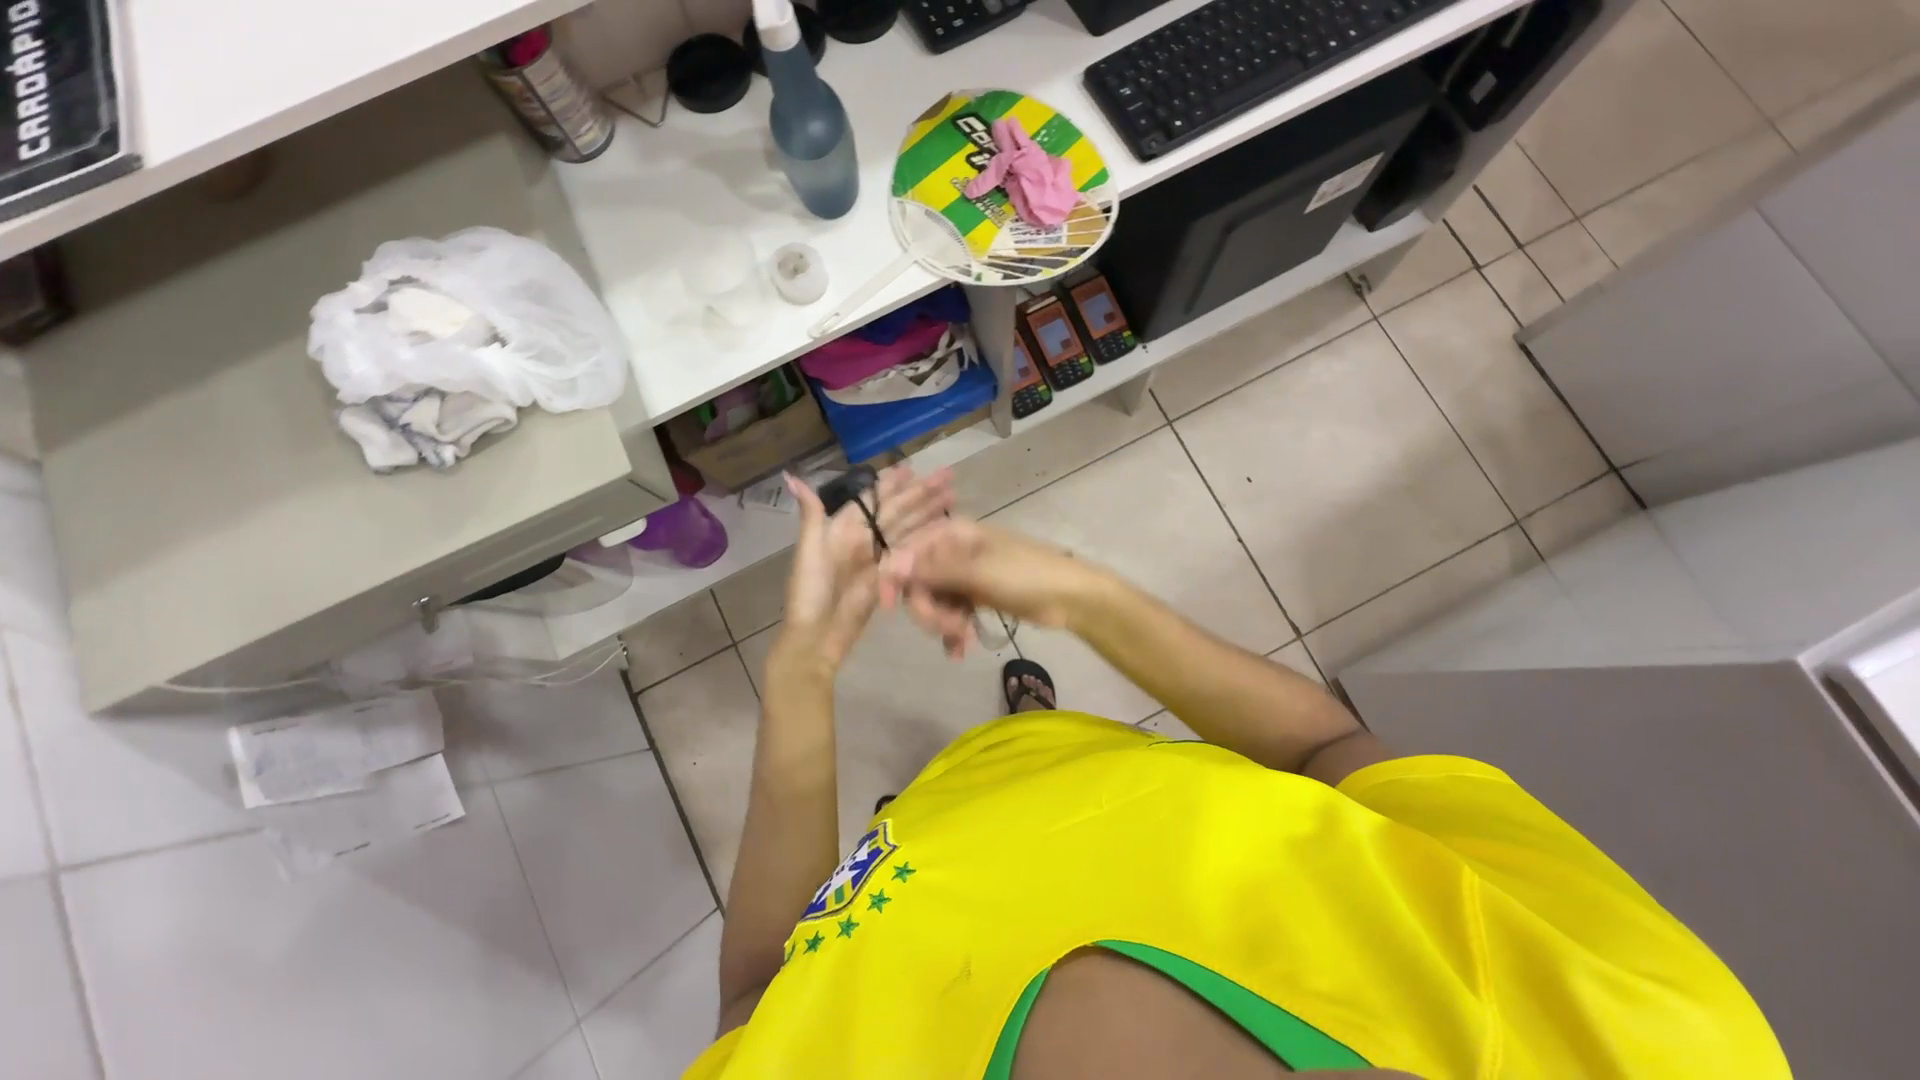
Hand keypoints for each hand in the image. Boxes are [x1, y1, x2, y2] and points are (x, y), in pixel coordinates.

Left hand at [768, 465, 955, 686]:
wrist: (817, 636)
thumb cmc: (810, 592)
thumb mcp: (809, 550)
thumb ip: (811, 514)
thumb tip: (792, 476)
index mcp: (843, 528)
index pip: (872, 499)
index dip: (891, 483)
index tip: (912, 467)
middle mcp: (862, 539)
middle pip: (896, 510)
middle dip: (921, 493)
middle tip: (948, 476)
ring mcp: (877, 559)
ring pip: (907, 528)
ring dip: (929, 512)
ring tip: (953, 496)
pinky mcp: (889, 578)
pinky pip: (911, 553)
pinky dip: (927, 540)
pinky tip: (945, 530)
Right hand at [879, 519, 1105, 647]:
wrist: (1072, 597)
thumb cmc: (1027, 575)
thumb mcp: (977, 572)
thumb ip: (932, 570)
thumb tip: (889, 566)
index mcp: (952, 533)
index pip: (907, 552)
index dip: (895, 579)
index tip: (889, 608)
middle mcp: (954, 550)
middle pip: (918, 581)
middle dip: (927, 609)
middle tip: (948, 629)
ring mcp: (965, 574)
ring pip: (933, 600)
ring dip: (942, 623)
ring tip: (963, 639)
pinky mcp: (976, 596)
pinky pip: (951, 613)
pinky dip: (953, 632)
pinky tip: (961, 650)